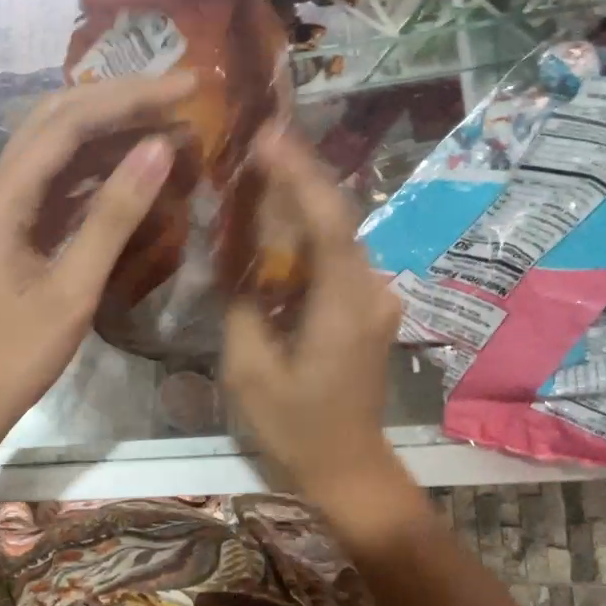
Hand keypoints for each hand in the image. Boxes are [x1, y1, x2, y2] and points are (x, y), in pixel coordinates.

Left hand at [0, 72, 195, 449]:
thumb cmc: (19, 355)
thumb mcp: (74, 289)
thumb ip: (114, 216)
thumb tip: (159, 147)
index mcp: (0, 202)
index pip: (64, 125)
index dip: (126, 98)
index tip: (186, 85)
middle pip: (53, 123)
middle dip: (115, 102)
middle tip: (179, 94)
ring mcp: (1, 212)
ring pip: (54, 151)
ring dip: (107, 134)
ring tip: (168, 126)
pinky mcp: (13, 233)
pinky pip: (55, 186)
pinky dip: (94, 172)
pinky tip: (134, 170)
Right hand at [220, 131, 423, 536]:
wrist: (347, 467)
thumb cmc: (294, 427)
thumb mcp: (249, 371)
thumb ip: (241, 307)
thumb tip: (233, 260)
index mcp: (343, 304)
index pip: (325, 222)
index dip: (297, 175)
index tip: (266, 137)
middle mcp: (369, 290)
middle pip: (334, 218)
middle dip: (297, 176)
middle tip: (254, 141)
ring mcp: (372, 299)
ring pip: (334, 235)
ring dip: (298, 202)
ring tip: (255, 170)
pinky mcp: (362, 310)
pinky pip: (330, 259)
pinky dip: (301, 234)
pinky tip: (270, 222)